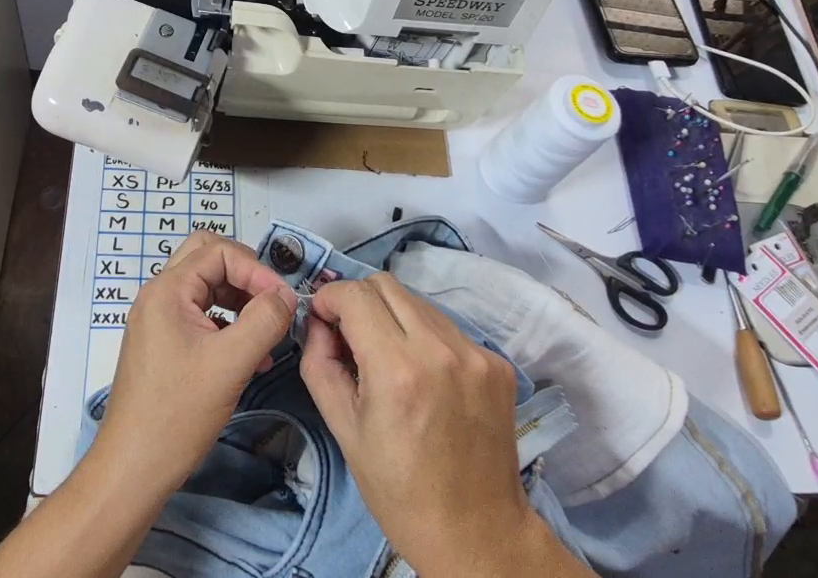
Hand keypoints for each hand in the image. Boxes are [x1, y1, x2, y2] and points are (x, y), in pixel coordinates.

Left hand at [92, 231, 297, 489]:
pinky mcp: (164, 344)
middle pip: (208, 259)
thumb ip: (264, 320)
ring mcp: (159, 321)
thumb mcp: (231, 363)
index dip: (257, 270)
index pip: (219, 252)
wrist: (133, 467)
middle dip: (246, 276)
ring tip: (267, 334)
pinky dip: (229, 325)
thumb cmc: (178, 412)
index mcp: (168, 290)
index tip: (284, 302)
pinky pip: (202, 316)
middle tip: (271, 302)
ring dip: (240, 301)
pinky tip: (251, 356)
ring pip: (207, 288)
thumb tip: (287, 296)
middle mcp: (159, 296)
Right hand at [301, 274, 576, 576]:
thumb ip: (321, 364)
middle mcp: (441, 349)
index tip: (323, 320)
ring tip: (388, 359)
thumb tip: (319, 323)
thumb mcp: (343, 429)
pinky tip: (424, 378)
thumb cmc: (398, 489)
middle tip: (350, 336)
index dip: (330, 299)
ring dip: (394, 317)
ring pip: (419, 303)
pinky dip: (426, 339)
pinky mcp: (498, 363)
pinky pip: (449, 328)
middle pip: (387, 285)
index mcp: (397, 369)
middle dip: (359, 301)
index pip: (355, 294)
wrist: (474, 531)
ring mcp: (476, 353)